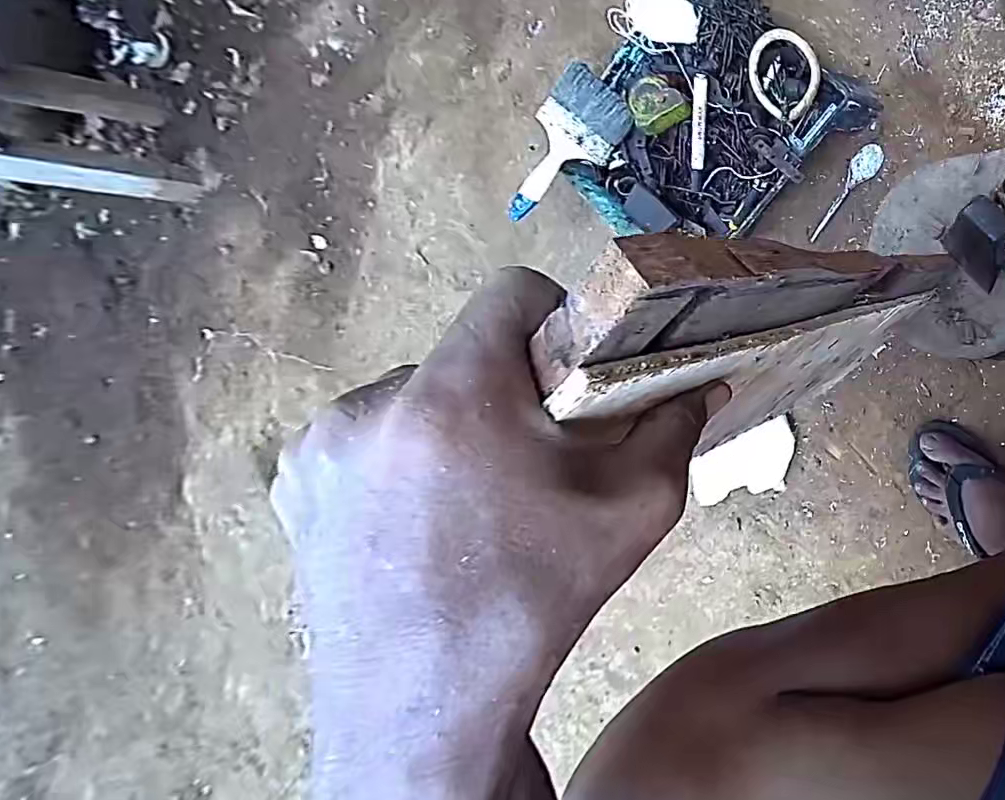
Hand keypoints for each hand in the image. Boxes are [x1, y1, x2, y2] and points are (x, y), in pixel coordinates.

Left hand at [272, 267, 726, 797]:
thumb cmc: (541, 595)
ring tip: (496, 484)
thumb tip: (708, 384)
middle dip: (520, 378)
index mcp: (456, 395)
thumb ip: (676, 426)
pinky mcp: (296, 487)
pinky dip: (420, 450)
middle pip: (471, 346)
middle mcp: (372, 406)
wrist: (425, 714)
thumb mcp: (639, 504)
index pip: (511, 290)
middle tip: (551, 440)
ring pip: (425, 388)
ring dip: (470, 415)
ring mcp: (322, 448)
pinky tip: (443, 511)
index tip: (579, 367)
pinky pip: (378, 431)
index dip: (560, 313)